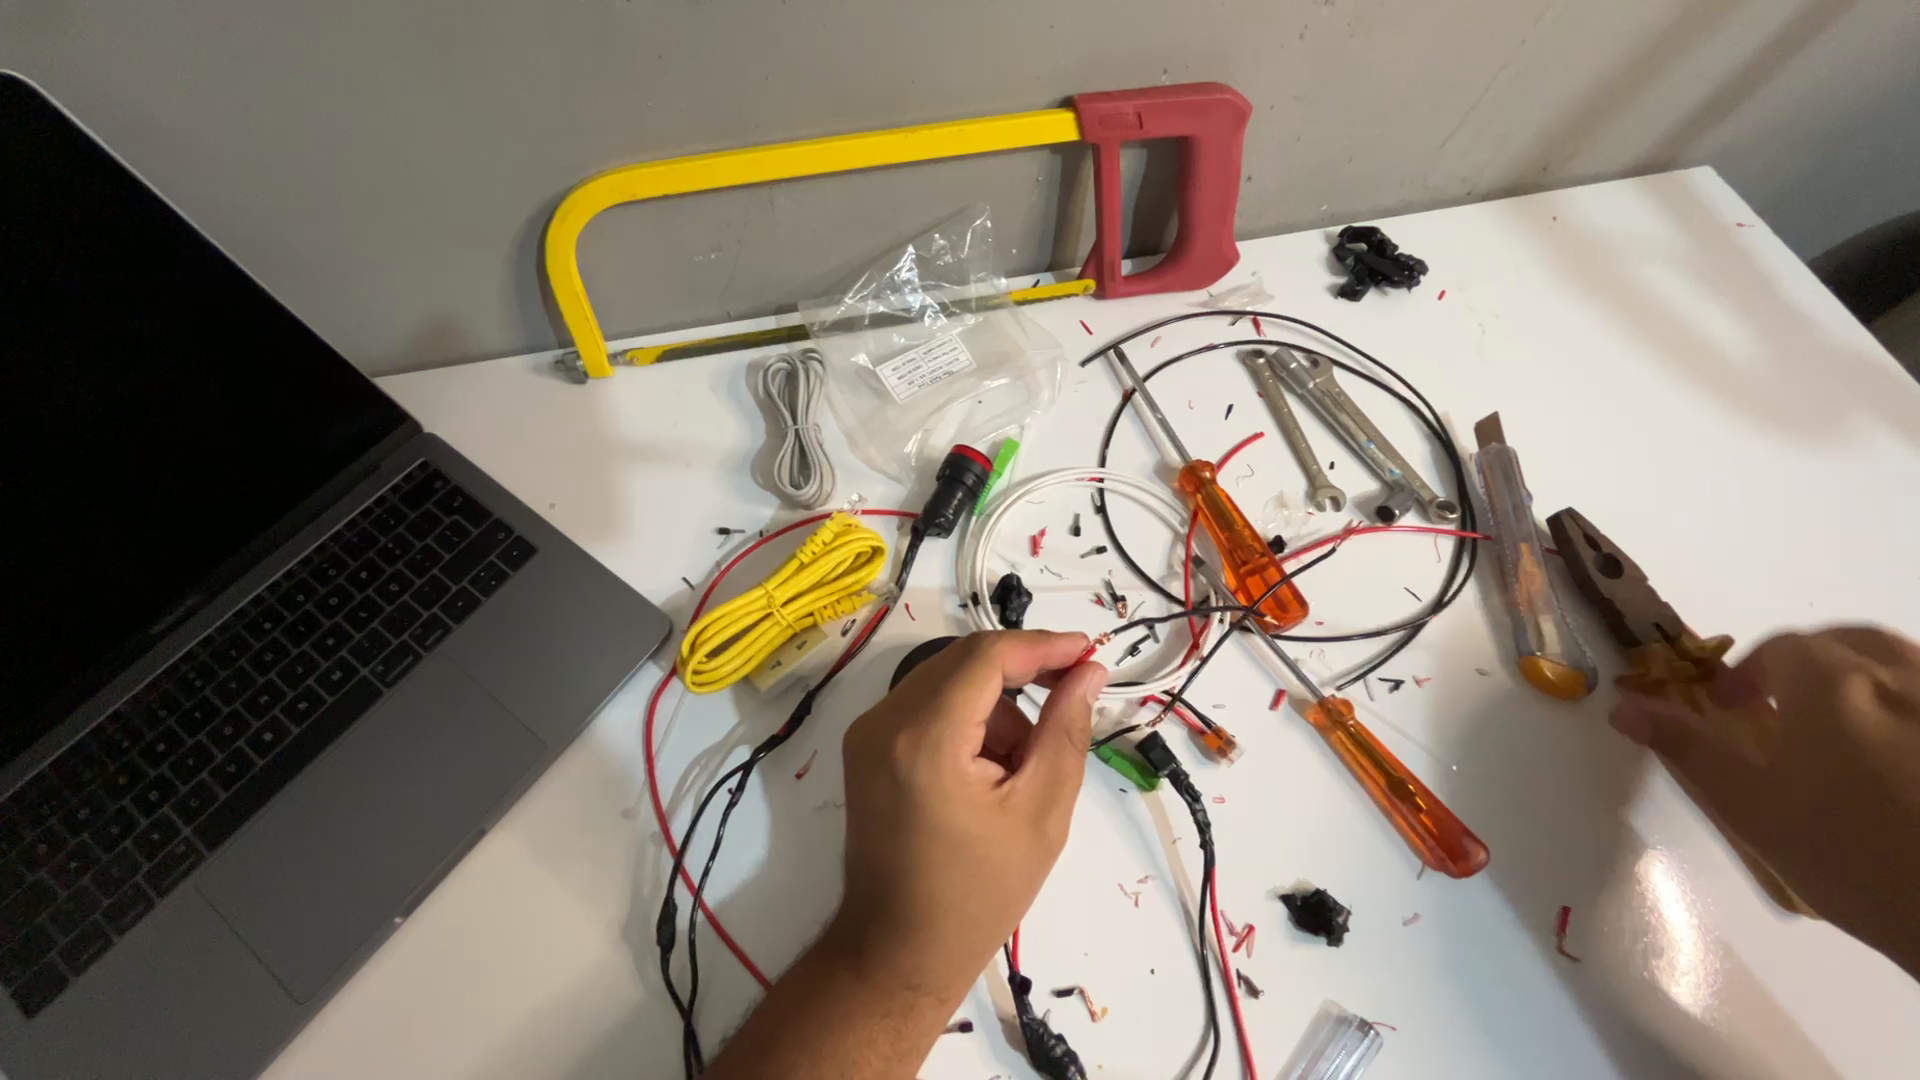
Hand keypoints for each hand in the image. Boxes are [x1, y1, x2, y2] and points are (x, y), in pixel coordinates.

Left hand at [823, 630, 1106, 1001]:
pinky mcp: (865, 746)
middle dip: (1022, 670)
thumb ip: (1066, 731)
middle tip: (1074, 688)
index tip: (1088, 651)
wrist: (898, 951)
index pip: (986, 657)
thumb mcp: (1041, 813)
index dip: (1041, 646)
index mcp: (925, 738)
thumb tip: (1087, 672)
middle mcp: (884, 721)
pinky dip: (966, 719)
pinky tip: (989, 769)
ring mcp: (867, 732)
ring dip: (995, 704)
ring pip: (947, 680)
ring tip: (1023, 765)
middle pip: (964, 661)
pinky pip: (926, 704)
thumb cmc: (978, 894)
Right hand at [1611, 627, 1919, 974]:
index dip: (1749, 672)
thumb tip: (1623, 707)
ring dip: (1870, 682)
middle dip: (1813, 662)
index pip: (1783, 649)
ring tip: (1850, 734)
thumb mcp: (1751, 806)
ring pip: (1909, 668)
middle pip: (1852, 643)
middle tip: (1790, 707)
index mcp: (1832, 686)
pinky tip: (1901, 760)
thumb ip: (1688, 747)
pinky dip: (1912, 710)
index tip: (1731, 709)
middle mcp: (1906, 681)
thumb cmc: (1852, 856)